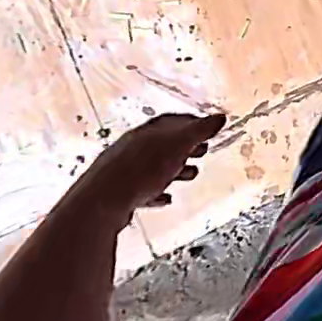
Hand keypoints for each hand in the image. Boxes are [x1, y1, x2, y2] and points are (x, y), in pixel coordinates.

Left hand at [61, 113, 225, 224]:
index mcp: (147, 132)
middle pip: (165, 143)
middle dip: (187, 147)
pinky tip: (166, 197)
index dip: (195, 123)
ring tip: (190, 175)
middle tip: (203, 151)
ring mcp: (123, 170)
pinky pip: (143, 189)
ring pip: (155, 166)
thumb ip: (201, 130)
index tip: (211, 129)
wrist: (101, 203)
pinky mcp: (118, 193)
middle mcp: (133, 147)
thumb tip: (220, 117)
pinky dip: (158, 191)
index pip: (175, 121)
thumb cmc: (143, 168)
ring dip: (175, 170)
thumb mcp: (180, 144)